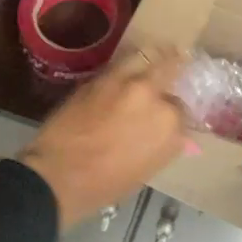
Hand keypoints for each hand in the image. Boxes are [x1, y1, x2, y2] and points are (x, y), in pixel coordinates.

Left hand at [18, 50, 187, 230]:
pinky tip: (128, 70)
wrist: (58, 175)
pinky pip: (123, 62)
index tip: (172, 113)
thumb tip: (177, 134)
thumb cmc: (105, 185)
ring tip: (154, 59)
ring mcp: (126, 82)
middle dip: (175, 68)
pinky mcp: (101, 76)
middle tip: (175, 67)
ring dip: (153, 57)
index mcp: (169, 125)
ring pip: (148, 56)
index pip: (184, 108)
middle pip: (172, 69)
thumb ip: (167, 144)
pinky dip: (129, 64)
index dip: (177, 111)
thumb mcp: (146, 170)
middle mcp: (153, 97)